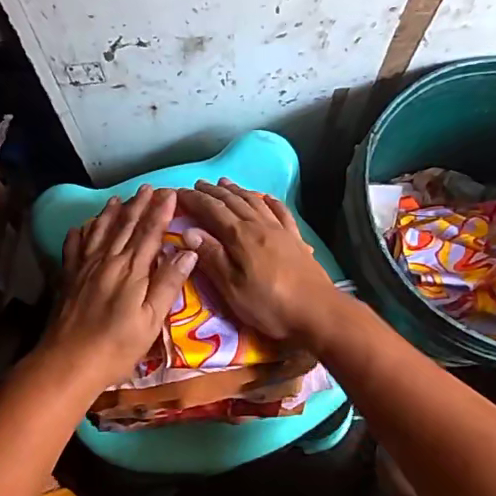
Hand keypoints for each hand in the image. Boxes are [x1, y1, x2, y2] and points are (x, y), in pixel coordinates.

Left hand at [39, 186, 195, 391]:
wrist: (68, 361)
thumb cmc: (117, 347)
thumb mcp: (151, 320)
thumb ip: (168, 284)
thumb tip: (188, 252)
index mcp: (132, 270)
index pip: (150, 233)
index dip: (161, 212)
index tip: (170, 194)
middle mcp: (107, 261)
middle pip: (125, 226)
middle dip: (139, 205)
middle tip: (149, 188)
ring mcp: (84, 268)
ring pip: (99, 231)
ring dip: (111, 213)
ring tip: (119, 199)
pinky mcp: (68, 278)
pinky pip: (74, 246)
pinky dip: (81, 232)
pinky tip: (82, 226)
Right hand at [176, 179, 342, 342]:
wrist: (317, 312)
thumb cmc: (268, 305)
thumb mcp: (232, 287)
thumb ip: (211, 257)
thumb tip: (189, 231)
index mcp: (240, 236)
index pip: (211, 210)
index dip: (194, 200)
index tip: (178, 193)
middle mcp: (259, 226)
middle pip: (233, 201)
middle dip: (213, 191)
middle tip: (197, 184)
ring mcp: (280, 230)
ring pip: (254, 202)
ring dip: (237, 190)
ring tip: (224, 183)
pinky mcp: (296, 239)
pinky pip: (280, 212)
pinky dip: (269, 201)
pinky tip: (265, 197)